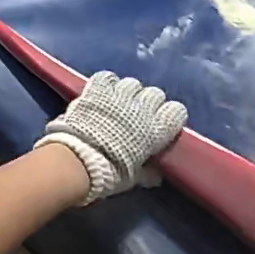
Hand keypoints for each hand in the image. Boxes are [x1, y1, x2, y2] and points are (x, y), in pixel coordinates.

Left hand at [31, 71, 185, 203]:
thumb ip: (148, 171)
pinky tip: (102, 91)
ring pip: (132, 83)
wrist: (78, 159)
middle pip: (154, 94)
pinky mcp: (96, 91)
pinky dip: (106, 82)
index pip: (176, 111)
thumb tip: (155, 174)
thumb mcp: (136, 176)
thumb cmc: (111, 172)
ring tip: (116, 103)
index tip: (158, 124)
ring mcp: (119, 97)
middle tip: (134, 115)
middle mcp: (143, 109)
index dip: (167, 116)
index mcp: (158, 129)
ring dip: (126, 92)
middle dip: (147, 103)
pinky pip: (106, 77)